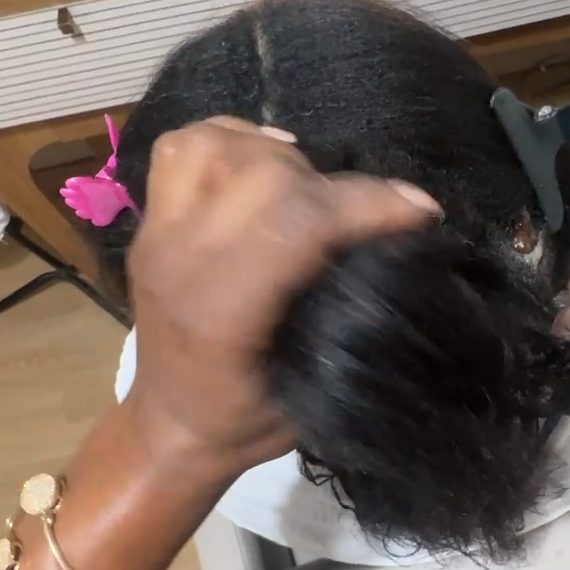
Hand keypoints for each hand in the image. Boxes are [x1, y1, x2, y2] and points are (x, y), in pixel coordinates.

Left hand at [123, 118, 439, 474]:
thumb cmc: (243, 426)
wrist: (171, 428)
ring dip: (281, 157)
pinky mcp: (150, 222)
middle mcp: (180, 258)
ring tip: (312, 190)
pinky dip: (232, 141)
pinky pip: (184, 147)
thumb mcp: (309, 396)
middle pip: (261, 173)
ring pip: (218, 145)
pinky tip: (265, 165)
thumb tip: (392, 259)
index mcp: (220, 311)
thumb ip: (342, 324)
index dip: (367, 204)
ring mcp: (157, 233)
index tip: (419, 212)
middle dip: (332, 184)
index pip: (296, 222)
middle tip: (362, 217)